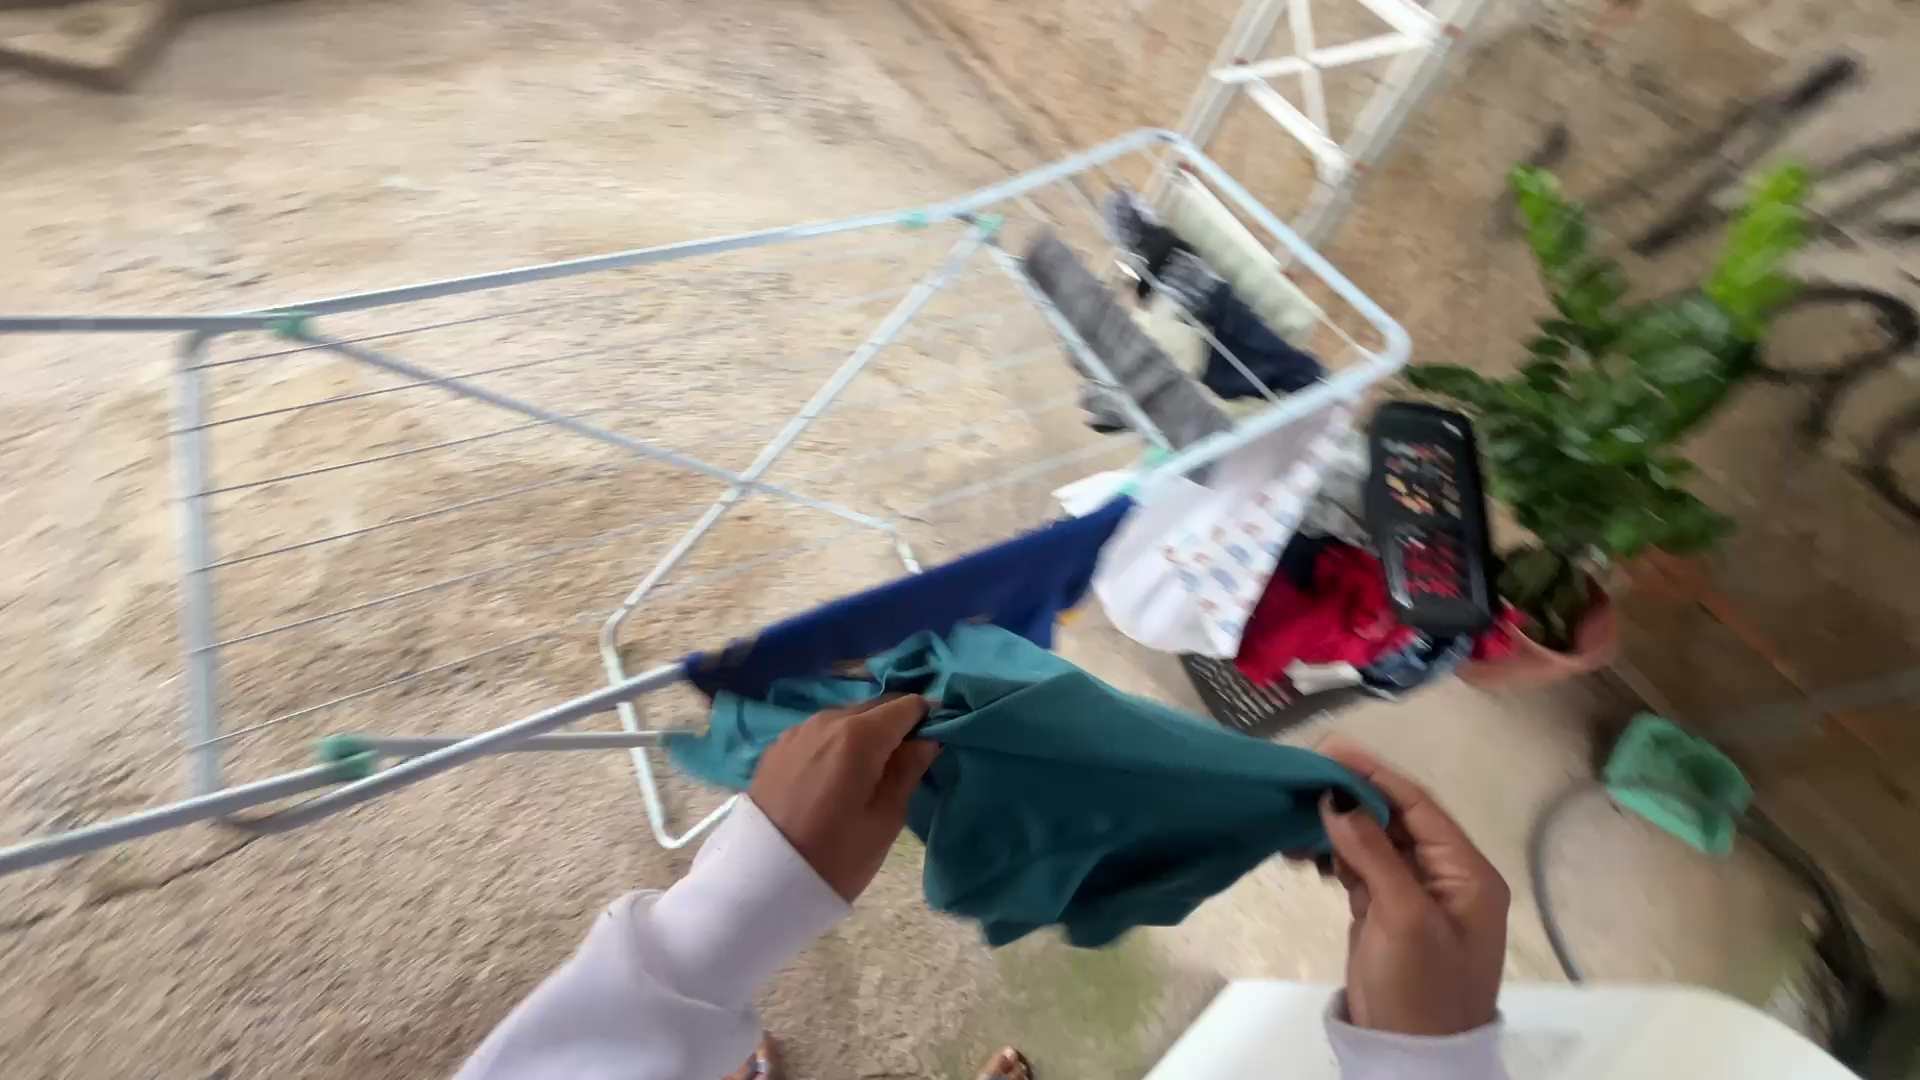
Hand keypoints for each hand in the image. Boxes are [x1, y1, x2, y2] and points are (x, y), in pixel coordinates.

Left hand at [748, 695, 940, 902]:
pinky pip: (821, 731)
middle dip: (897, 724)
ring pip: (848, 716)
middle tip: (905, 760)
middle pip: (877, 706)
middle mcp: (828, 719)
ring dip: (866, 732)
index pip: (908, 705)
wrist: (759, 882)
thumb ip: (910, 768)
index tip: (934, 741)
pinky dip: (838, 741)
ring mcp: (799, 729)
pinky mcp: (779, 745)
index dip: (927, 718)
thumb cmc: (834, 857)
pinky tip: (835, 774)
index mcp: (859, 735)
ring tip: (869, 771)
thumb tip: (928, 737)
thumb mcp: (885, 819)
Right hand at [1316, 736, 1509, 1036]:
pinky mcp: (1382, 904)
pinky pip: (1353, 860)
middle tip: (1301, 776)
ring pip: (1367, 835)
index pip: (1416, 804)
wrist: (1410, 1058)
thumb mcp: (1402, 916)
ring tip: (1292, 814)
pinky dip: (1327, 850)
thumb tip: (1334, 795)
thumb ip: (1370, 851)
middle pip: (1390, 815)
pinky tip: (1300, 848)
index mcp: (1465, 872)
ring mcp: (1410, 889)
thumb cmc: (1421, 987)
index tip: (1329, 749)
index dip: (1373, 773)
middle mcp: (1441, 873)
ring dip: (1332, 822)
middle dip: (1347, 795)